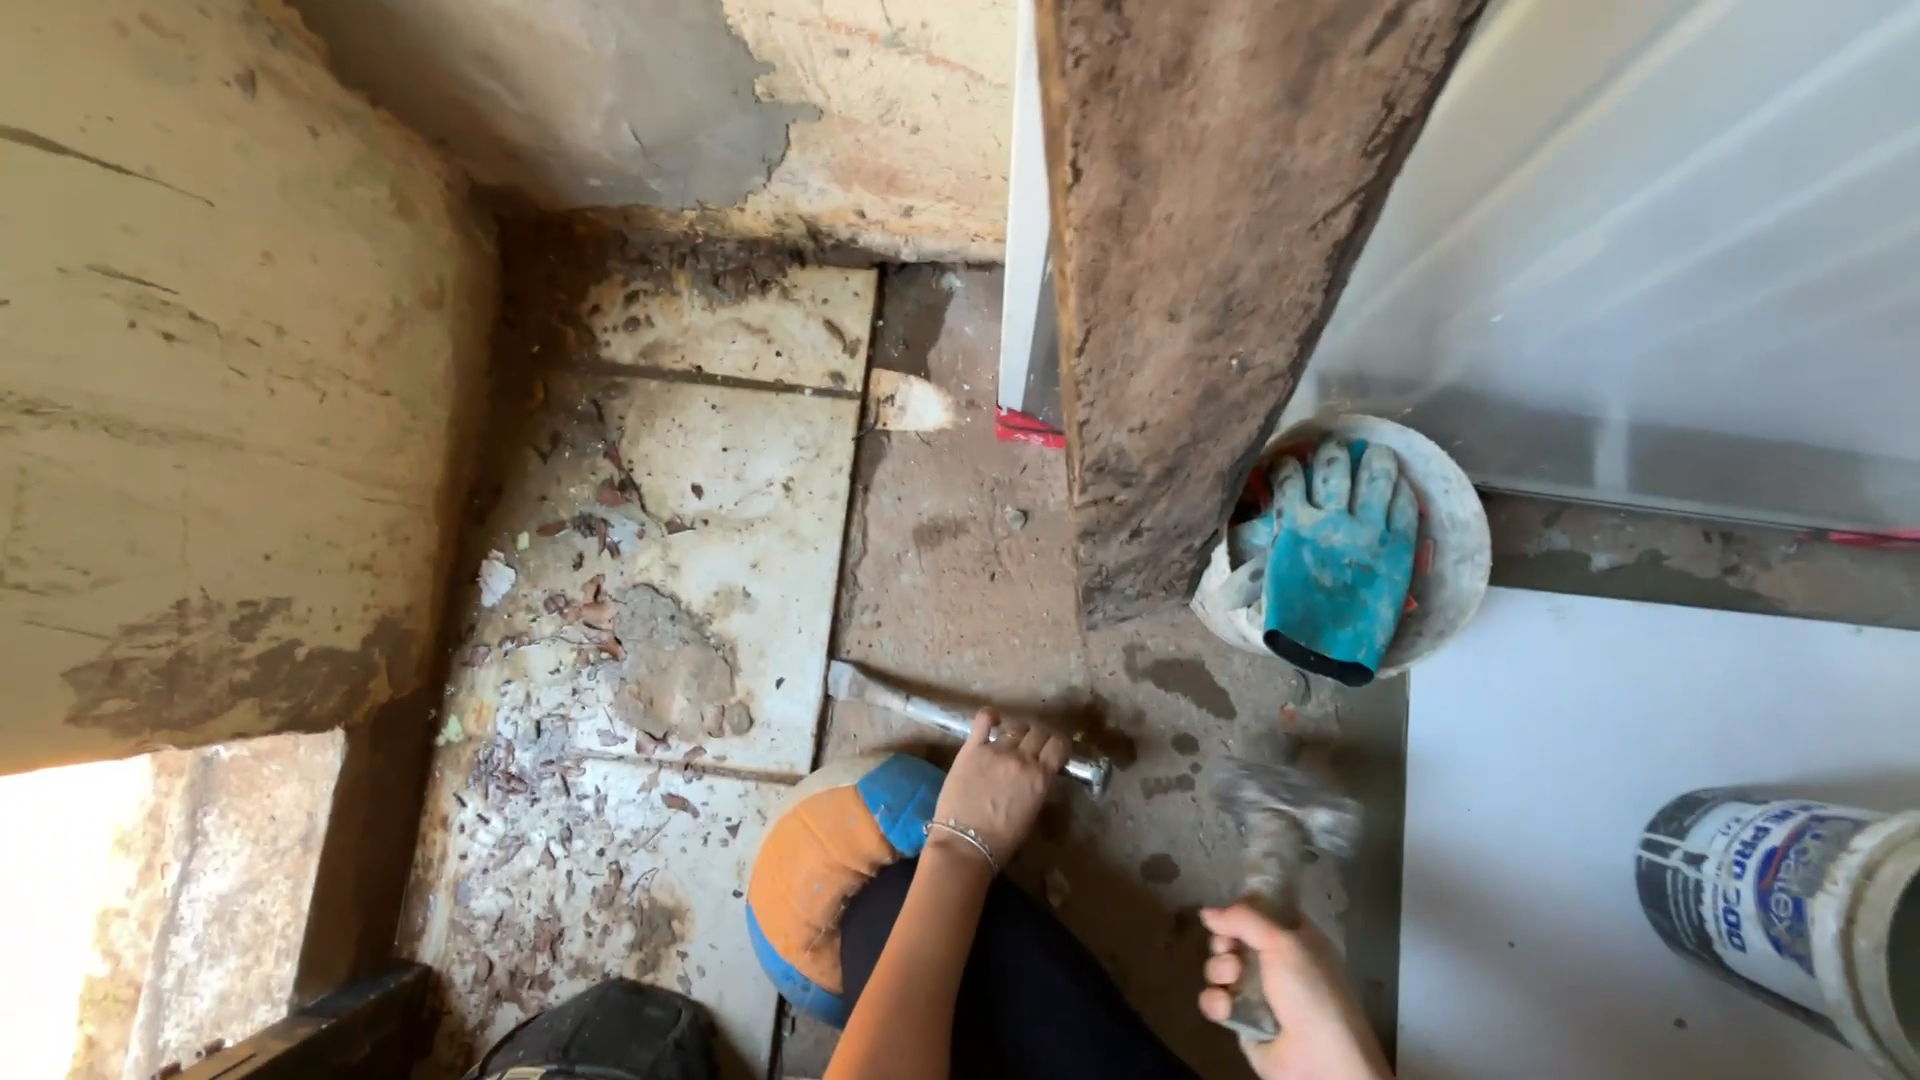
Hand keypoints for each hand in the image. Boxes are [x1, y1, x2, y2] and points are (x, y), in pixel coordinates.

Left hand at [928, 709, 1069, 866]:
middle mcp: (1021, 758)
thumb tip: (1038, 771)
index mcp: (1040, 777)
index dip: (1058, 744)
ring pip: (1015, 726)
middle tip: (1032, 747)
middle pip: (1038, 732)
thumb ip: (1038, 786)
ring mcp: (995, 750)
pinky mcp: (971, 748)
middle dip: (1039, 738)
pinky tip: (993, 720)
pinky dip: (991, 716)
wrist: (965, 843)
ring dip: (1018, 732)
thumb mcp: (1032, 812)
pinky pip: (984, 719)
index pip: (1059, 744)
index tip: (1054, 749)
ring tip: (1012, 741)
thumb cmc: (1002, 840)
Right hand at [1198, 905, 1392, 1079]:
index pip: (1260, 911)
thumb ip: (1243, 918)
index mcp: (1294, 939)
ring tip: (1232, 980)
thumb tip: (1206, 912)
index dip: (1241, 908)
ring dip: (1218, 969)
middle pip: (1232, 937)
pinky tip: (1226, 1007)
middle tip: (1229, 949)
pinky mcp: (1242, 1020)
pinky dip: (1216, 1001)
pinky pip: (1215, 1000)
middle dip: (1224, 941)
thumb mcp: (1283, 943)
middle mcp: (1275, 962)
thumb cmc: (1310, 992)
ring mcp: (1257, 992)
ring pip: (1219, 967)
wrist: (1322, 1062)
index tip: (1229, 912)